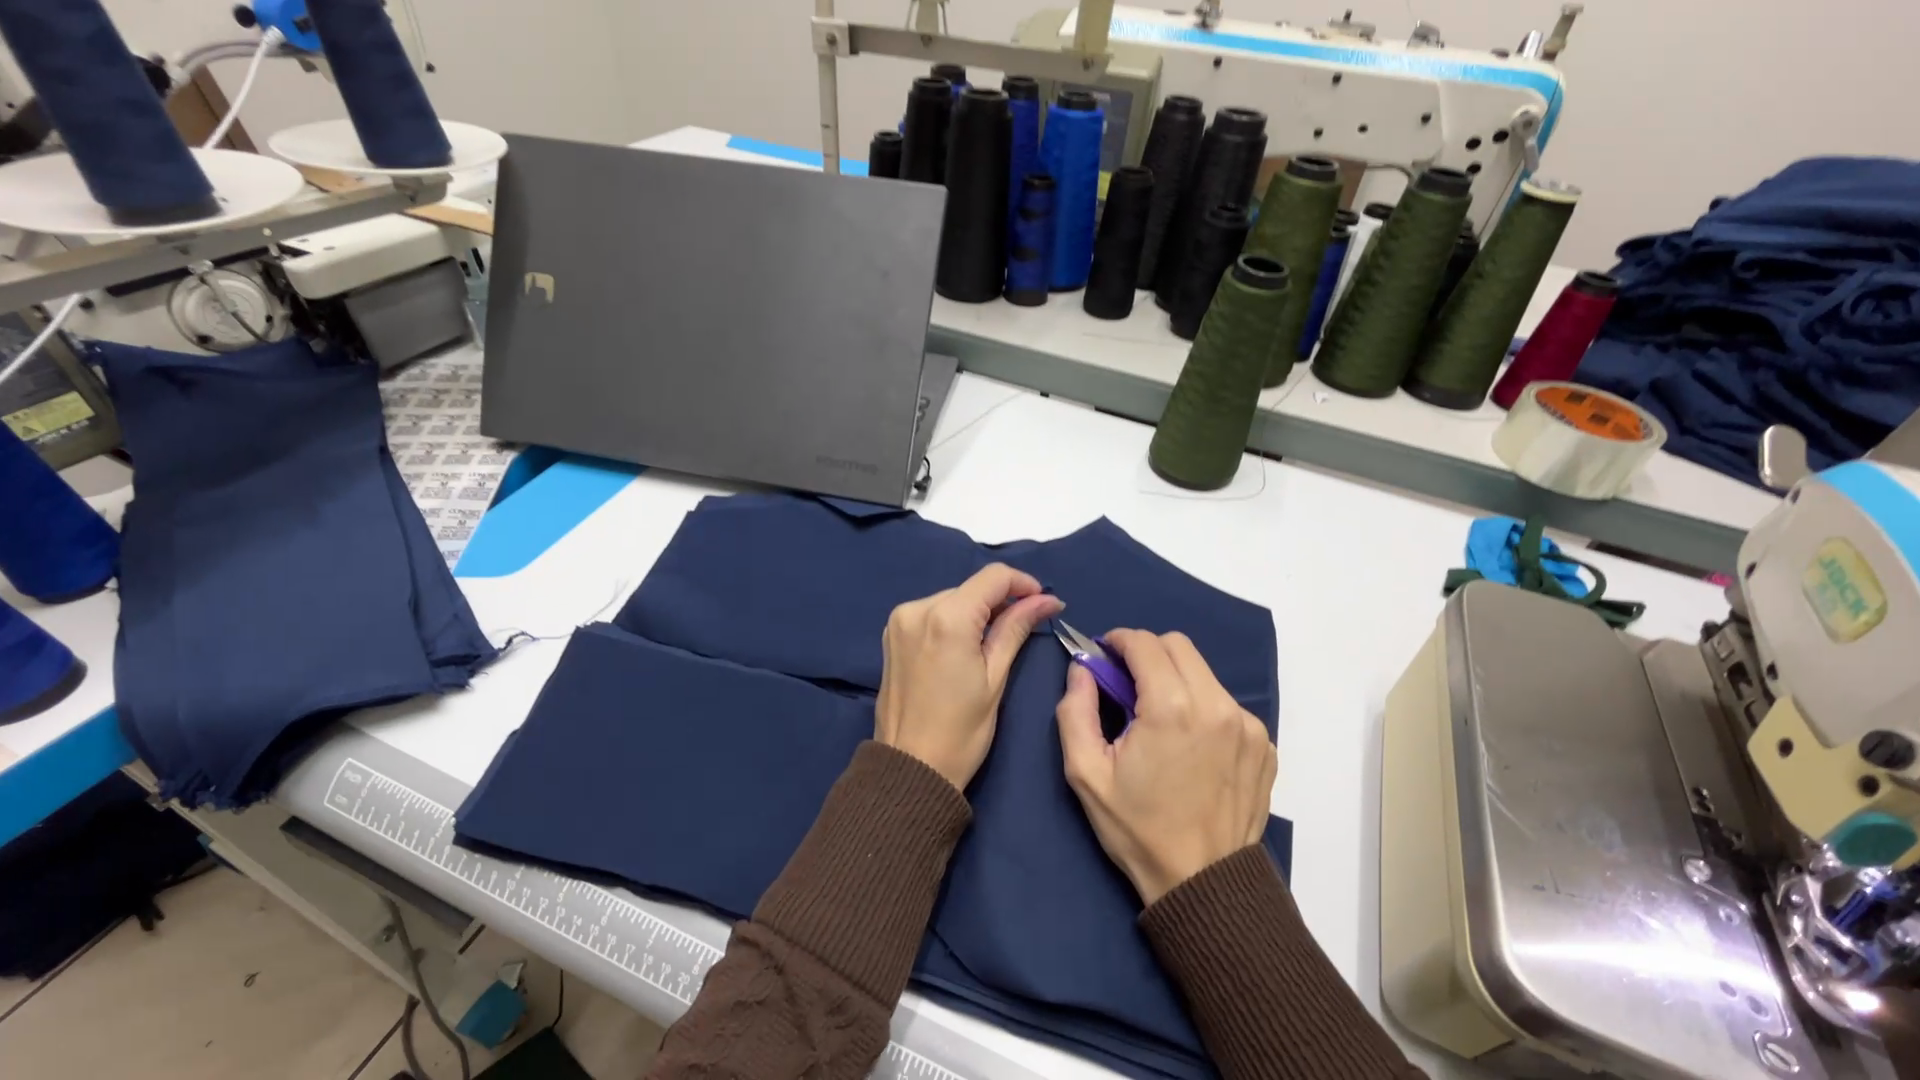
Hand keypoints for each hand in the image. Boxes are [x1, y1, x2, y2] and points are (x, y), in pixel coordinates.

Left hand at [876, 564, 1064, 790]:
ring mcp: (899, 621)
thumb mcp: (996, 678)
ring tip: (993, 645)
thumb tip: (1046, 600)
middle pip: (971, 589)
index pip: (993, 577)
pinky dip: (953, 622)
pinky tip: (964, 649)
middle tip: (1024, 629)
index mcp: (947, 617)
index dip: (1023, 584)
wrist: (911, 768)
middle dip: (1000, 602)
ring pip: (951, 600)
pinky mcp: (891, 635)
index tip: (1044, 603)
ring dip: (976, 613)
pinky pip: (931, 614)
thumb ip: (1017, 628)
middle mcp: (917, 609)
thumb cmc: (961, 731)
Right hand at [1056, 629, 1276, 905]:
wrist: (1202, 882)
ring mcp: (1247, 725)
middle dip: (1147, 655)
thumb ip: (1075, 711)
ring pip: (1204, 674)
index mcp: (1171, 708)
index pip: (1145, 643)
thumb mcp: (1086, 774)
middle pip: (1178, 647)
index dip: (1118, 642)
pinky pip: (1227, 705)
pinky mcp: (1264, 744)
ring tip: (1159, 722)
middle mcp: (1216, 705)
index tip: (1104, 657)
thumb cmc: (1137, 828)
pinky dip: (1203, 710)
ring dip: (1177, 681)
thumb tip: (1082, 670)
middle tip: (1127, 686)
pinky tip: (1190, 747)